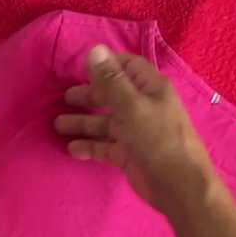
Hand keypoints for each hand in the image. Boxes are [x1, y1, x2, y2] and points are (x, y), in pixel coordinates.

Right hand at [55, 45, 217, 215]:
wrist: (177, 186)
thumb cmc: (158, 140)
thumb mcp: (132, 107)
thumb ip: (111, 81)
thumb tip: (94, 50)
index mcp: (150, 89)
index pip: (127, 67)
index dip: (106, 65)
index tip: (80, 68)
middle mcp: (142, 107)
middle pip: (111, 95)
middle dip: (88, 96)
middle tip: (64, 99)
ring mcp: (134, 132)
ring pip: (104, 122)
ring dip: (83, 122)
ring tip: (58, 125)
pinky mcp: (127, 154)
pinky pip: (104, 146)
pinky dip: (89, 146)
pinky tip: (71, 149)